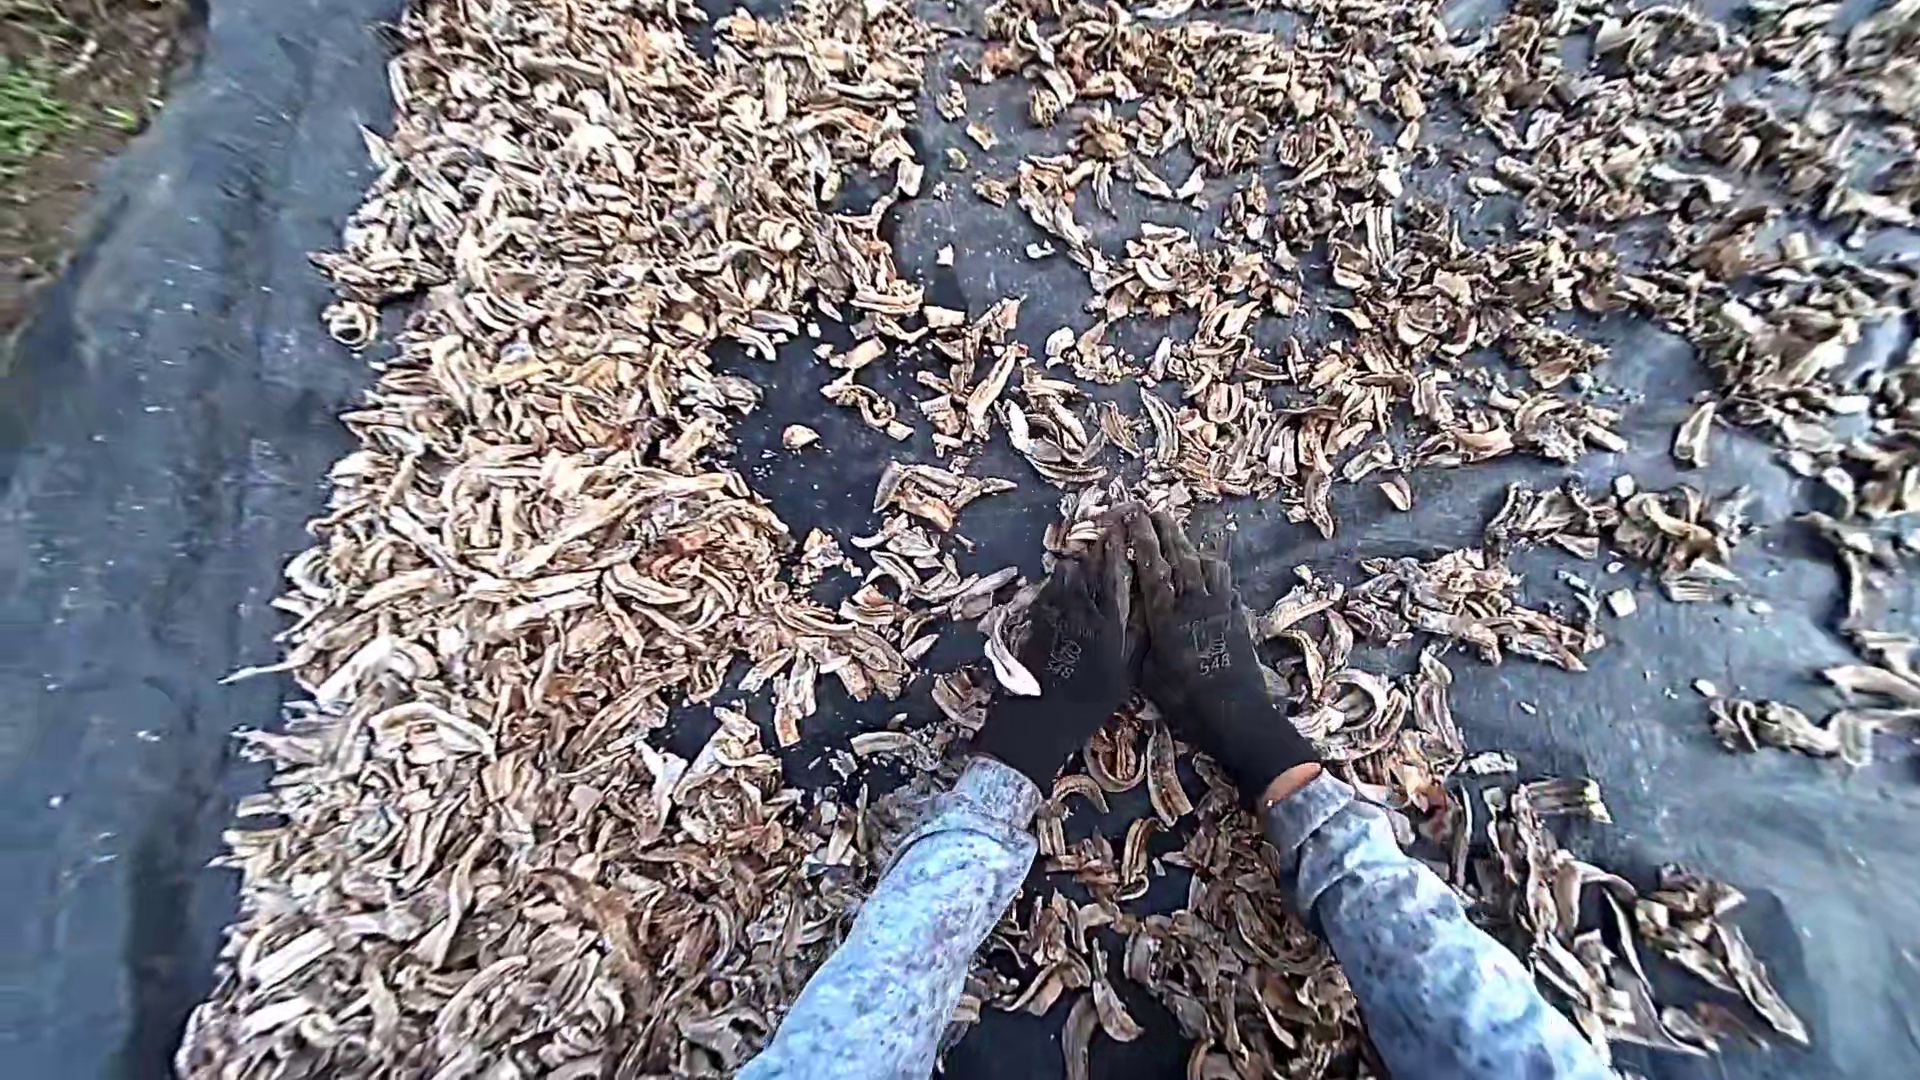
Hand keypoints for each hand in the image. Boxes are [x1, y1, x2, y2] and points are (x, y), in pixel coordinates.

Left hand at [974, 516, 1140, 784]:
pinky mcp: (1034, 618)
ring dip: (1080, 555)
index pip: (1115, 576)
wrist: (1039, 719)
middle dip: (1101, 541)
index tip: (1125, 526)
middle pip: (1091, 568)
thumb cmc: (1088, 703)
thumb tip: (1144, 606)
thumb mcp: (1124, 675)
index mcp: (1108, 624)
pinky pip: (1049, 589)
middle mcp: (1081, 612)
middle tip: (1110, 520)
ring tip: (1089, 539)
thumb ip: (1134, 638)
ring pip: (1068, 574)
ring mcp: (1054, 613)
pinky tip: (1064, 570)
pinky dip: (1059, 576)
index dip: (1120, 548)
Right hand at [1126, 509, 1318, 802]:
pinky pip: (1222, 578)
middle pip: (1179, 554)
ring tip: (1176, 529)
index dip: (1141, 537)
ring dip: (1187, 542)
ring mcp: (1218, 604)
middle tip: (1151, 508)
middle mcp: (1193, 601)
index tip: (1132, 515)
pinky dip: (1211, 564)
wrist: (1235, 713)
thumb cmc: (1182, 699)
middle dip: (1163, 528)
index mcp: (1165, 613)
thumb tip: (1130, 610)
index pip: (1152, 564)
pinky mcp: (1235, 613)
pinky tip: (1206, 563)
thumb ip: (1139, 634)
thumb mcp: (1146, 669)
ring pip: (1203, 561)